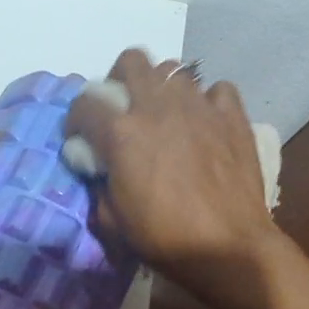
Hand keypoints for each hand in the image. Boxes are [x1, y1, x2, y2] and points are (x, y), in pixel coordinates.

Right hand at [65, 49, 277, 294]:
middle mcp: (157, 107)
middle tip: (123, 110)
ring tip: (166, 117)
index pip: (84, 103)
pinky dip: (207, 102)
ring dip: (163, 90)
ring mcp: (198, 107)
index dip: (76, 120)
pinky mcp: (232, 116)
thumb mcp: (111, 221)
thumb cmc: (164, 239)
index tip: (81, 138)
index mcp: (121, 134)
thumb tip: (100, 170)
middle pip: (131, 61)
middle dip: (119, 80)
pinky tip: (205, 124)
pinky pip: (216, 90)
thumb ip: (98, 186)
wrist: (228, 247)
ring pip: (174, 70)